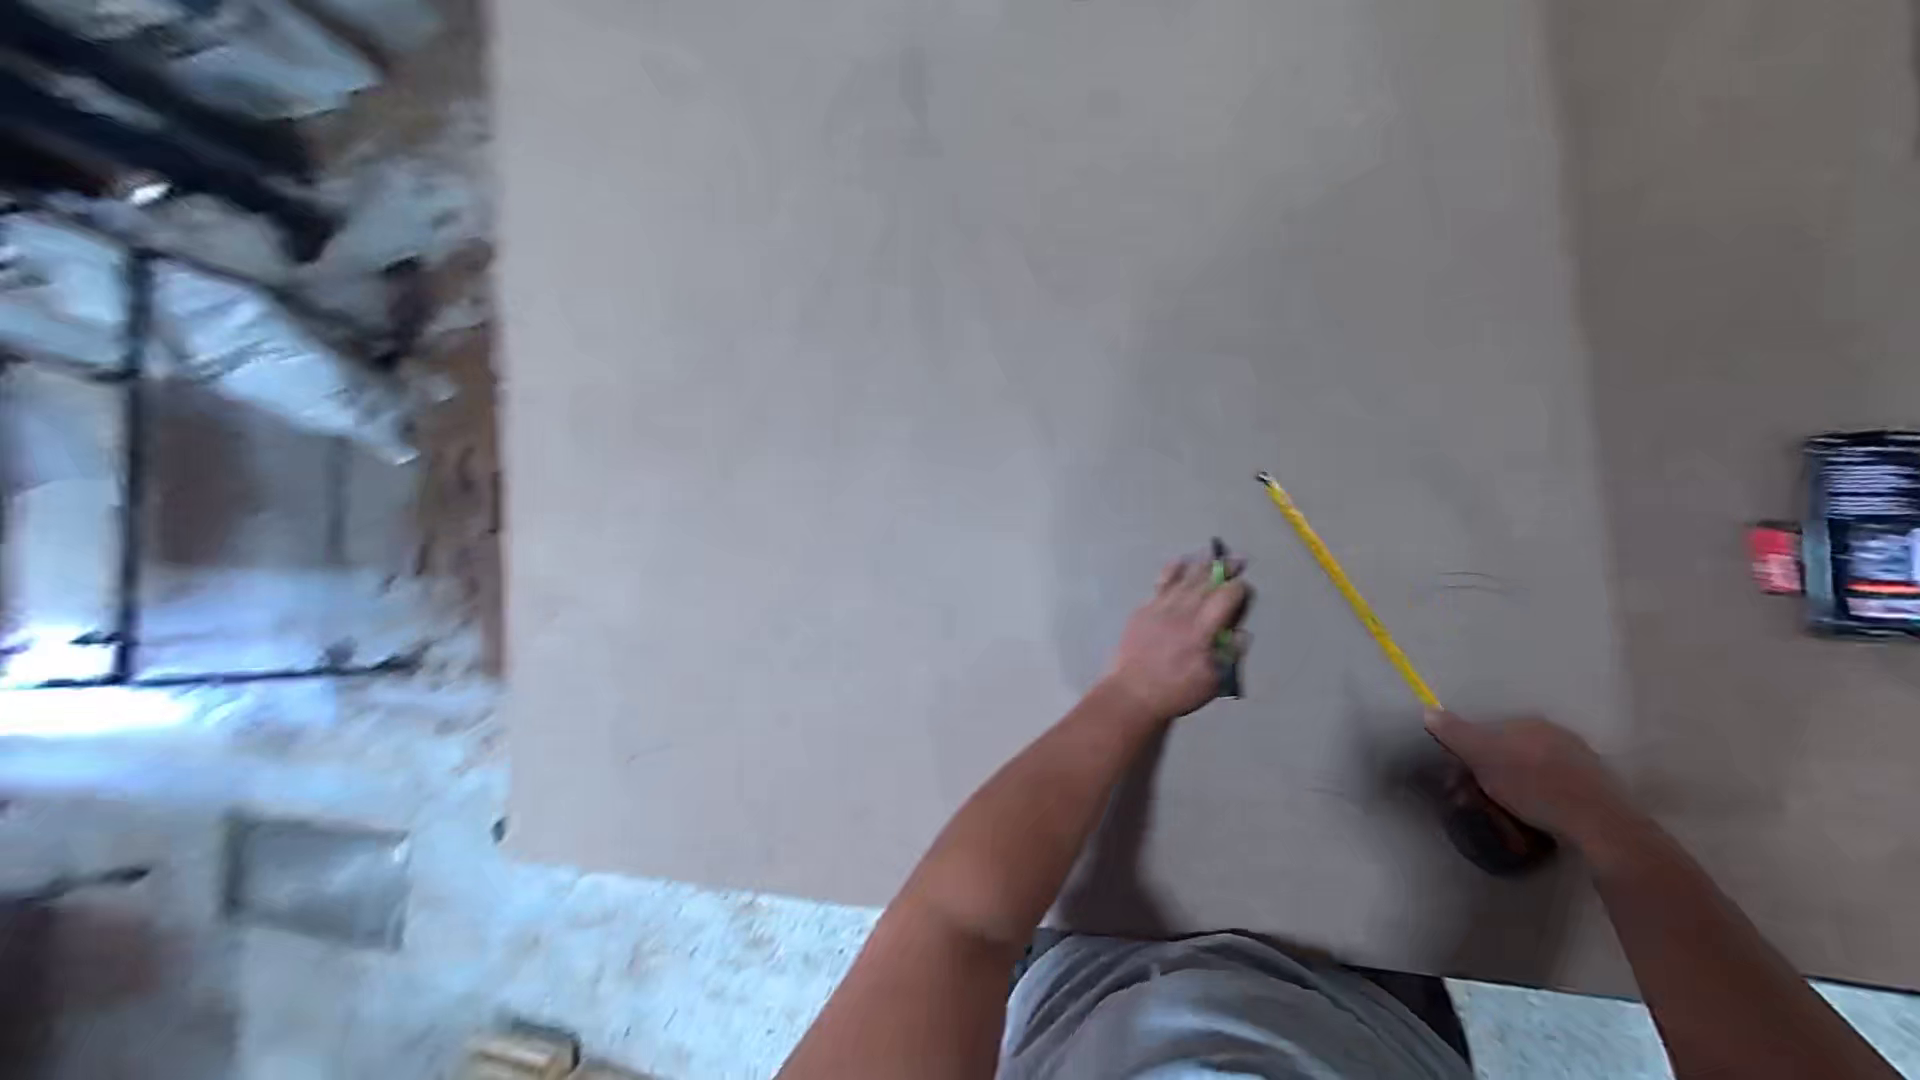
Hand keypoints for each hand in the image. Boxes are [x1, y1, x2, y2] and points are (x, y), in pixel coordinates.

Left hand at [1100, 555, 1248, 720]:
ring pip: (1183, 580)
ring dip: (1199, 564)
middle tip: (1236, 558)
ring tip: (1212, 552)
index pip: (1225, 600)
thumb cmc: (1176, 690)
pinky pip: (1160, 584)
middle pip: (1205, 584)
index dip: (1238, 590)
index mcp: (1201, 630)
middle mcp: (1181, 613)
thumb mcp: (1212, 681)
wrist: (1132, 692)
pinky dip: (1172, 571)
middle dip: (1223, 569)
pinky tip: (1179, 562)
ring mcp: (1159, 609)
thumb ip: (1229, 654)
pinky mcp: (1142, 611)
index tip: (1245, 586)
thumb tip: (1241, 632)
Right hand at [1424, 711, 1636, 849]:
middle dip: (1485, 774)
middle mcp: (1558, 737)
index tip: (1458, 777)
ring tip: (1498, 813)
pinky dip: (1535, 800)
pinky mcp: (1595, 793)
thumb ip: (1454, 733)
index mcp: (1531, 724)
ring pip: (1528, 773)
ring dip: (1507, 790)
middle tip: (1472, 798)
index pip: (1486, 732)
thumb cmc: (1533, 784)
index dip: (1467, 753)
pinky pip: (1551, 790)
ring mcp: (1581, 764)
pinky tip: (1530, 817)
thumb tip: (1429, 709)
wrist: (1599, 826)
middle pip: (1507, 753)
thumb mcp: (1482, 756)